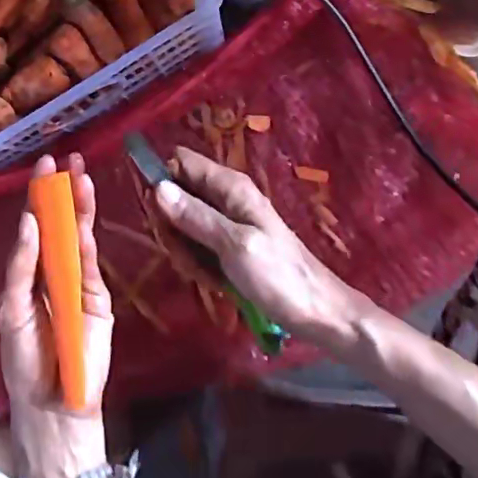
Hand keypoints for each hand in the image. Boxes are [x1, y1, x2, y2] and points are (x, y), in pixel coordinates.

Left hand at [0, 154, 113, 477]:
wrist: (51, 405)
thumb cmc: (23, 357)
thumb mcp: (12, 309)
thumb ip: (20, 265)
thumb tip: (28, 221)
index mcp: (32, 265)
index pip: (37, 221)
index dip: (40, 194)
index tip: (45, 164)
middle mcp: (56, 265)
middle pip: (62, 221)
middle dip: (65, 190)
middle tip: (68, 159)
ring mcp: (79, 279)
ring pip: (80, 235)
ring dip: (81, 207)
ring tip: (81, 177)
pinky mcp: (99, 298)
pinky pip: (90, 265)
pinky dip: (85, 242)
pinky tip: (81, 220)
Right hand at [153, 146, 373, 355]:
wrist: (320, 315)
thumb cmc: (280, 277)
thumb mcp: (235, 246)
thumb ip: (196, 216)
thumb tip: (158, 187)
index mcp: (230, 186)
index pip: (180, 161)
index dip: (162, 180)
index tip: (157, 214)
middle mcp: (226, 196)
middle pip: (176, 193)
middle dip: (171, 223)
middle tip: (183, 252)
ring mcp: (227, 221)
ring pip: (183, 222)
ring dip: (184, 248)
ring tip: (202, 272)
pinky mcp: (228, 245)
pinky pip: (197, 244)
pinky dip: (197, 261)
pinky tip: (211, 280)